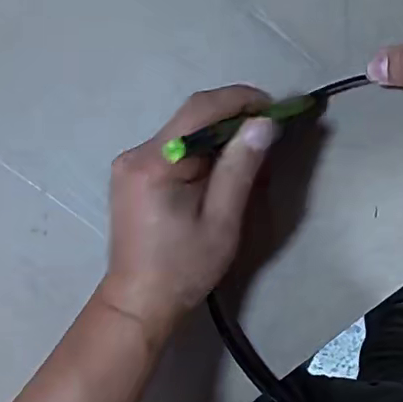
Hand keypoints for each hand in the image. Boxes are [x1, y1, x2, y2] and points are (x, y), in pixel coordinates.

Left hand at [95, 86, 278, 332]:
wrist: (139, 301)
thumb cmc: (183, 269)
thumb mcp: (222, 221)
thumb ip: (240, 168)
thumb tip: (263, 123)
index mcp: (154, 163)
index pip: (199, 110)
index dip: (240, 100)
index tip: (274, 109)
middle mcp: (135, 154)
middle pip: (189, 117)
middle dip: (232, 119)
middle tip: (268, 134)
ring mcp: (129, 164)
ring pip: (181, 132)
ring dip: (217, 136)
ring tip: (250, 154)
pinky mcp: (131, 176)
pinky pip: (171, 149)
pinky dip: (199, 151)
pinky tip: (220, 170)